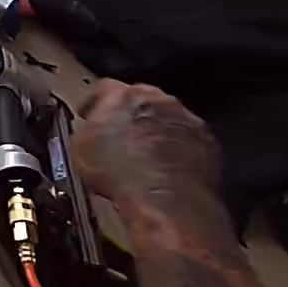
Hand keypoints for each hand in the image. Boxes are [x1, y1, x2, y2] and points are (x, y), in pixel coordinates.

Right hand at [72, 80, 221, 206]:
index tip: (88, 112)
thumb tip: (88, 128)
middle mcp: (159, 101)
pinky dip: (174, 147)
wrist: (164, 199)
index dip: (93, 101)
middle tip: (115, 133)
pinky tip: (160, 166)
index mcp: (124, 97)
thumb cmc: (121, 172)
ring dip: (152, 130)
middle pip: (140, 98)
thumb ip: (87, 126)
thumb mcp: (80, 146)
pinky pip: (186, 137)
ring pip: (165, 116)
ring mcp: (186, 120)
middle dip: (127, 113)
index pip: (103, 88)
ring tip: (138, 154)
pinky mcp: (207, 142)